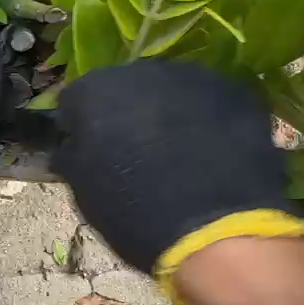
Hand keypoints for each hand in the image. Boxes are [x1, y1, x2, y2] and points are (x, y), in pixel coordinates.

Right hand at [52, 61, 303, 292]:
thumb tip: (70, 147)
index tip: (91, 153)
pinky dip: (206, 120)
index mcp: (95, 90)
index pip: (75, 100)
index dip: (81, 127)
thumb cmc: (138, 214)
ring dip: (167, 113)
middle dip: (126, 114)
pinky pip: (209, 102)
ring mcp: (190, 77)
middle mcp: (140, 71)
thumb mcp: (86, 193)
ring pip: (169, 90)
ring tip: (180, 155)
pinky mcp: (234, 92)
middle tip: (136, 154)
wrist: (219, 233)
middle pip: (124, 88)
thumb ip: (73, 157)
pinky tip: (213, 153)